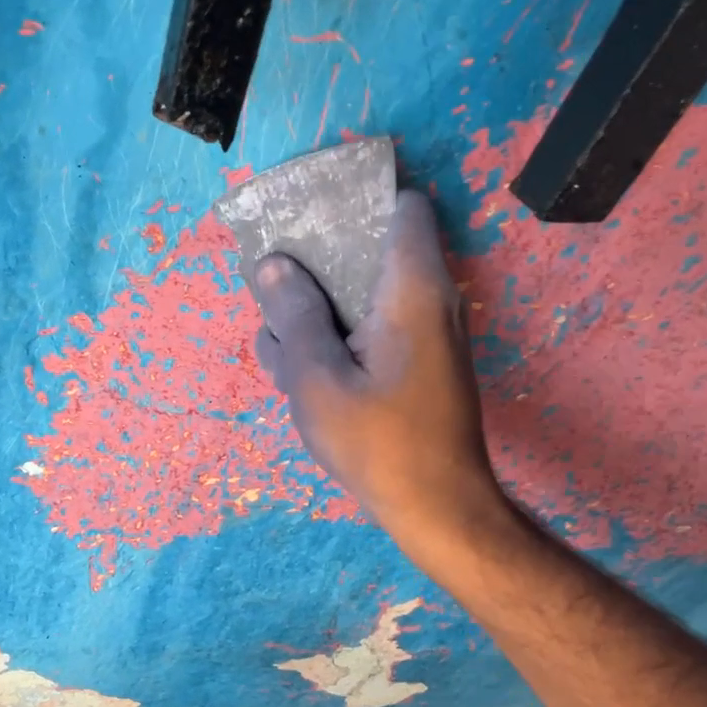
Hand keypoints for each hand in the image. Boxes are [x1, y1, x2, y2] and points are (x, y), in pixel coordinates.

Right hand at [249, 190, 513, 558]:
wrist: (434, 505)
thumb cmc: (376, 440)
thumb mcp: (316, 377)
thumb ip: (293, 315)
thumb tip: (272, 263)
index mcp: (410, 289)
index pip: (401, 207)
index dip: (354, 200)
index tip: (304, 216)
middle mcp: (426, 299)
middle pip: (369, 250)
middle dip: (316, 266)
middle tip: (274, 297)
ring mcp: (422, 332)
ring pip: (360, 294)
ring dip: (318, 313)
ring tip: (286, 356)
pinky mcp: (414, 362)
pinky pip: (366, 328)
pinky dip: (334, 341)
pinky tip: (305, 378)